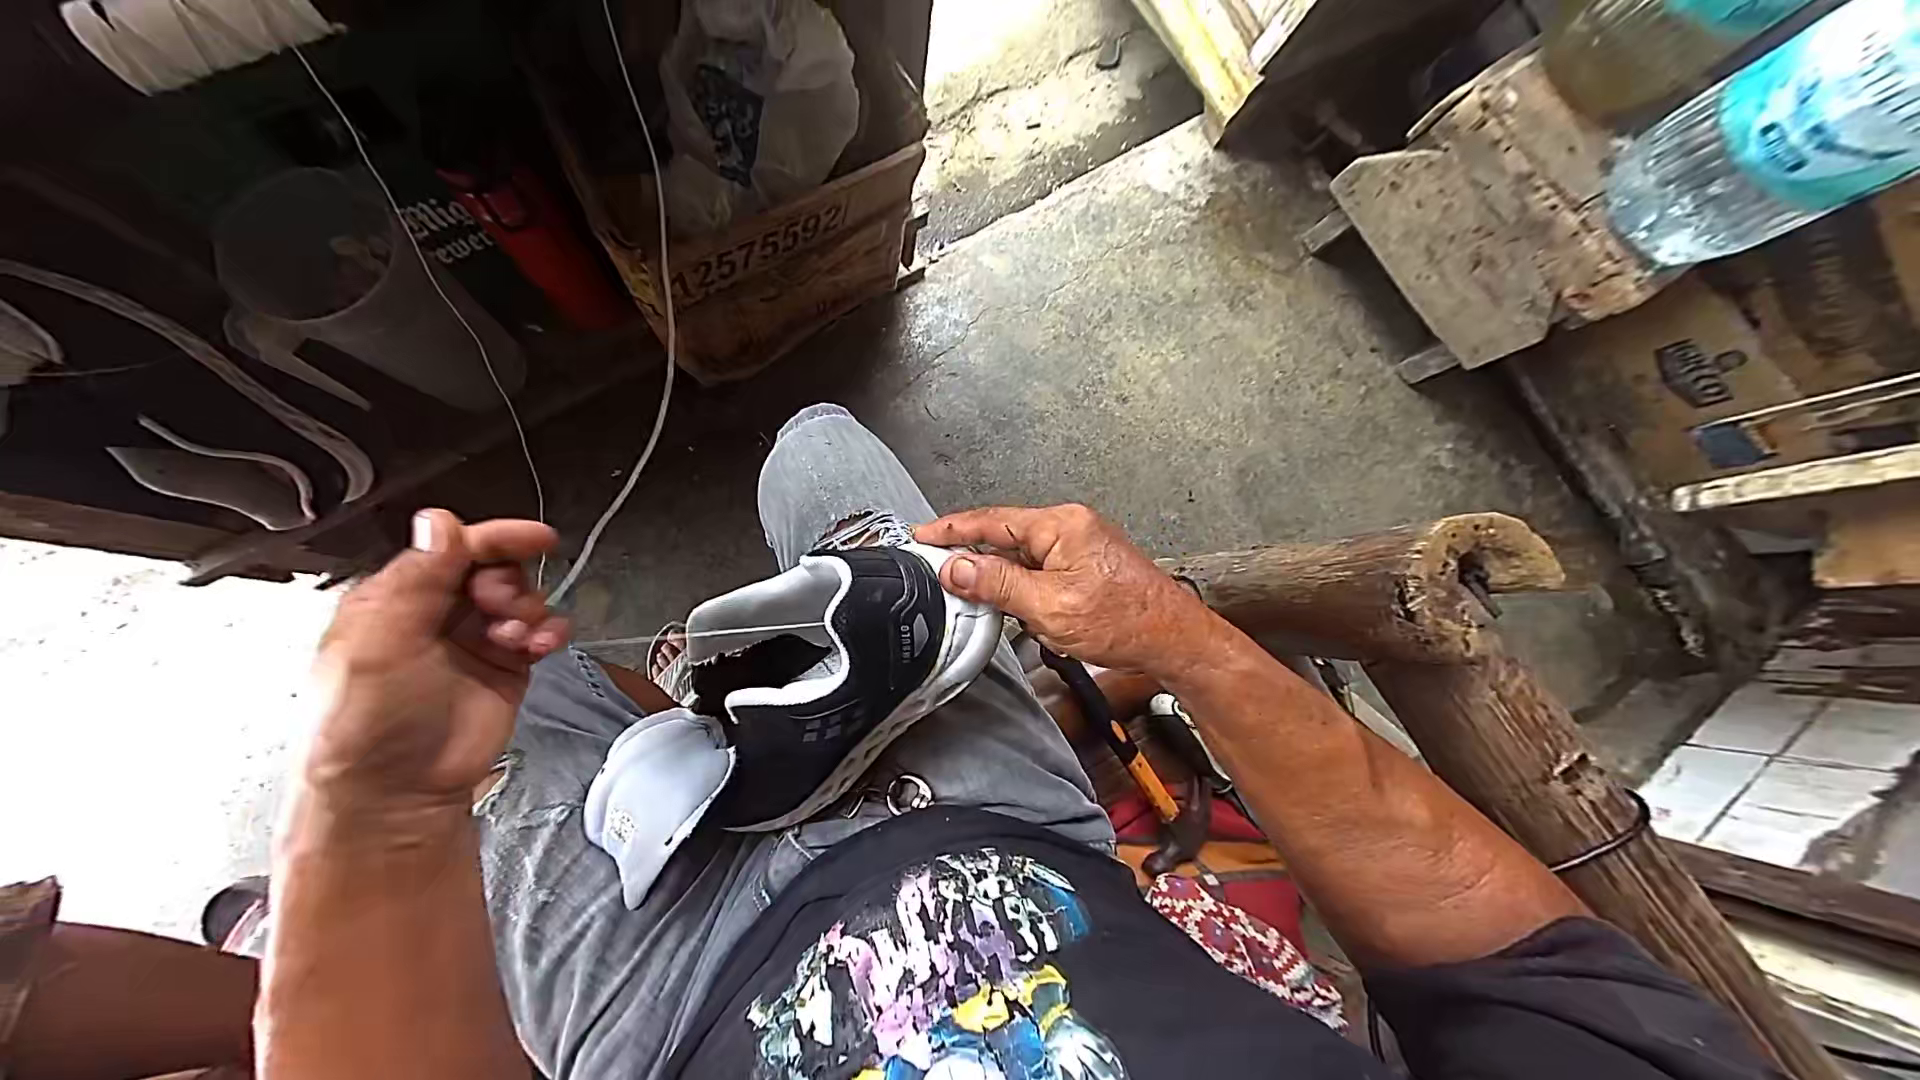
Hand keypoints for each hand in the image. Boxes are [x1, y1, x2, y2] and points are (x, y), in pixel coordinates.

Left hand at [302, 510, 568, 814]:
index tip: (536, 538)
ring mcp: (475, 639)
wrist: (399, 792)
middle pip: (494, 570)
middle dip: (510, 583)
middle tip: (502, 608)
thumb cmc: (368, 725)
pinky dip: (549, 632)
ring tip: (517, 639)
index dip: (495, 539)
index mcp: (397, 600)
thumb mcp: (382, 645)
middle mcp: (438, 613)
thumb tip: (441, 522)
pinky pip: (540, 631)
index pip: (452, 550)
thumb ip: (417, 580)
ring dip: (529, 612)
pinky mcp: (507, 664)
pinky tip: (540, 646)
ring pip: (522, 598)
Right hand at [915, 504, 1227, 676]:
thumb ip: (998, 584)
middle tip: (940, 569)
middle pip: (1004, 534)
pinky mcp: (1082, 563)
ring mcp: (1078, 543)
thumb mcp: (1049, 606)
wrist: (1171, 638)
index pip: (991, 520)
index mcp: (1061, 525)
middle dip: (971, 553)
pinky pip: (1037, 565)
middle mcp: (1070, 526)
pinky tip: (1013, 602)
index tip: (925, 534)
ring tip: (977, 594)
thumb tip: (958, 569)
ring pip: (1020, 553)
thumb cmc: (1126, 620)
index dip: (952, 528)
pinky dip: (1019, 581)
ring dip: (997, 573)